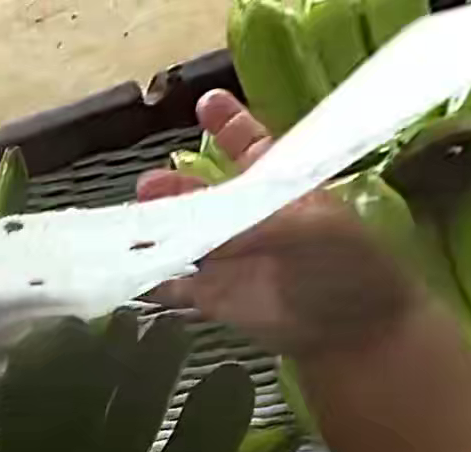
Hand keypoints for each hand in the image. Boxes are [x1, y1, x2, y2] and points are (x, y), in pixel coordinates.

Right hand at [136, 90, 426, 359]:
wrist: (346, 327)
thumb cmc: (344, 267)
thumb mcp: (309, 230)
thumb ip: (252, 225)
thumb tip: (195, 229)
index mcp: (279, 193)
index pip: (251, 149)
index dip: (229, 126)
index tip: (204, 103)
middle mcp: (247, 222)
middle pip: (201, 197)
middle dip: (174, 188)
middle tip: (145, 185)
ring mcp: (224, 261)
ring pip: (180, 240)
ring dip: (154, 233)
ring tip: (126, 227)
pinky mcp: (208, 297)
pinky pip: (170, 287)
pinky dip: (147, 283)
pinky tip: (125, 276)